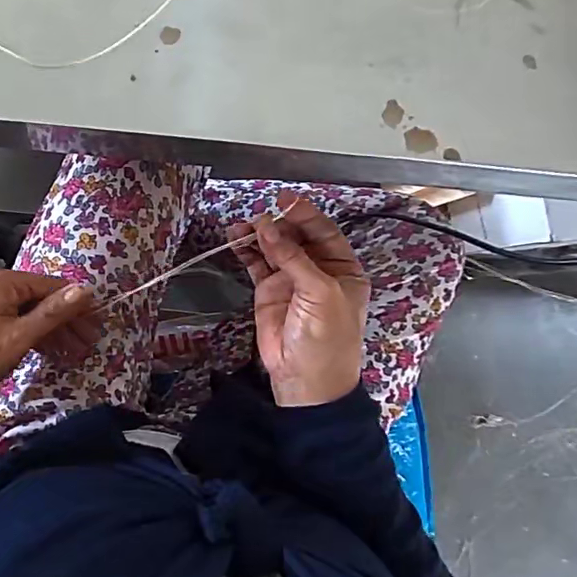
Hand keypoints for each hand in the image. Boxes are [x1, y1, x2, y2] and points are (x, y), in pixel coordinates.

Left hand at [0, 268, 100, 419]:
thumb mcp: (19, 337)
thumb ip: (53, 312)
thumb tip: (85, 290)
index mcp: (3, 281)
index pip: (52, 285)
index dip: (78, 305)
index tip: (99, 325)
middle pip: (41, 297)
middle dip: (67, 321)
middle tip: (89, 344)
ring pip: (29, 312)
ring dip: (53, 331)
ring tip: (74, 353)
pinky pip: (15, 322)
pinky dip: (33, 336)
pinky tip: (49, 353)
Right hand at [230, 193, 369, 407]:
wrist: (304, 376)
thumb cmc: (326, 337)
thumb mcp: (319, 294)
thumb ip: (293, 259)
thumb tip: (267, 227)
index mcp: (342, 269)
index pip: (324, 233)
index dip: (305, 215)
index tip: (284, 199)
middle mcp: (317, 269)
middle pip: (295, 237)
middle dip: (277, 224)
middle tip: (258, 217)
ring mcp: (290, 279)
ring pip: (272, 248)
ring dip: (257, 235)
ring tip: (240, 227)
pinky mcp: (268, 290)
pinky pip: (256, 263)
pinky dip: (245, 251)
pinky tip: (234, 239)